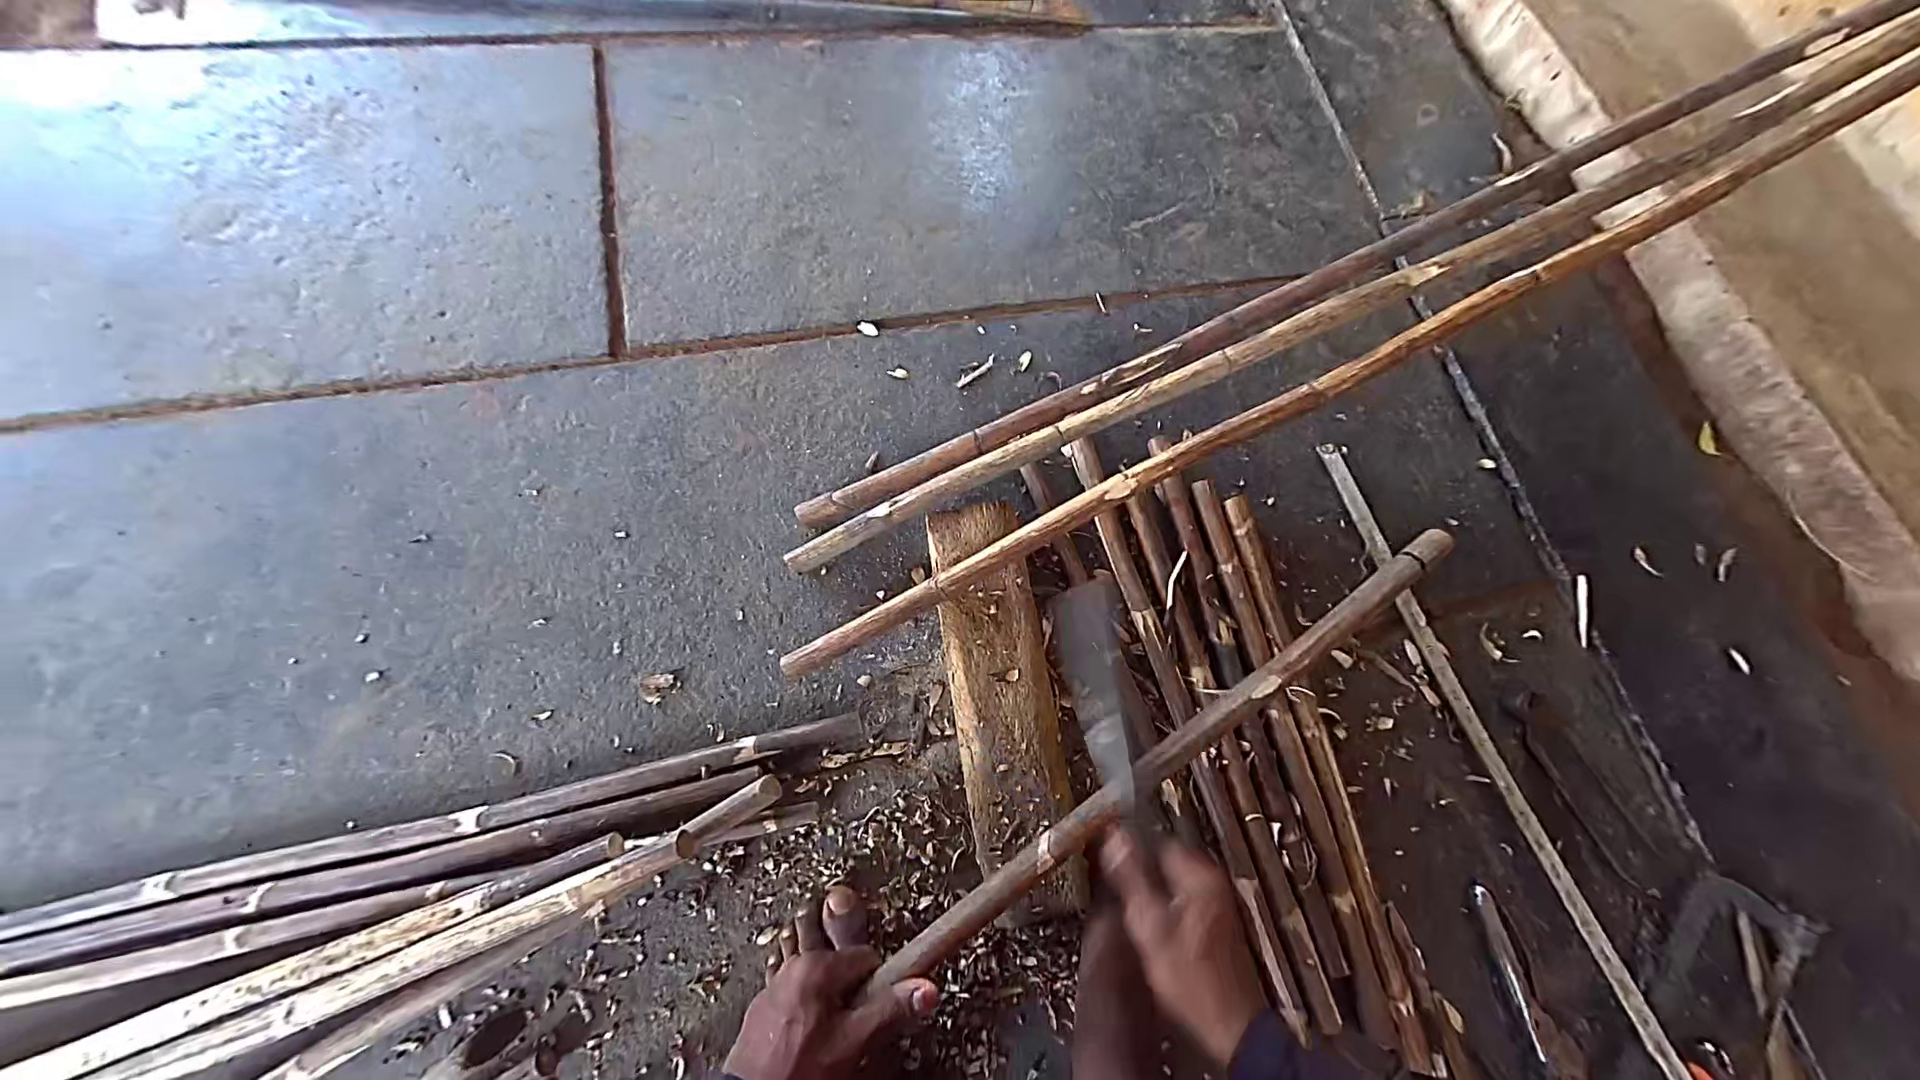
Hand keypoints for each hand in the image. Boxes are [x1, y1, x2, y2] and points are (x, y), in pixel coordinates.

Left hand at [723, 885, 939, 1079]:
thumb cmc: (797, 1073)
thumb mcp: (852, 1043)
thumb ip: (890, 1010)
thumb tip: (926, 989)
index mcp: (817, 966)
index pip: (866, 956)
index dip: (878, 984)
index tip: (876, 1007)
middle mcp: (793, 966)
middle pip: (839, 967)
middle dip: (851, 993)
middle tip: (849, 1027)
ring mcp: (774, 986)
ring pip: (816, 982)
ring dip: (827, 1003)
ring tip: (827, 1035)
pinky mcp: (761, 1009)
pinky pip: (794, 997)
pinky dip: (804, 1012)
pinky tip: (806, 1039)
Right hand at [1099, 830, 1266, 1065]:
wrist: (1230, 1027)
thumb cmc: (1192, 981)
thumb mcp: (1150, 926)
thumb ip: (1130, 879)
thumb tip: (1112, 838)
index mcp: (1200, 876)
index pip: (1155, 838)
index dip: (1129, 848)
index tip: (1110, 858)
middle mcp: (1214, 882)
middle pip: (1164, 858)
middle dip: (1140, 870)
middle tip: (1118, 887)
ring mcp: (1218, 901)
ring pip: (1172, 878)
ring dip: (1151, 887)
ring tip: (1133, 907)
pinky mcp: (1217, 919)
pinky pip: (1182, 896)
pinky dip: (1165, 903)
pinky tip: (1153, 924)